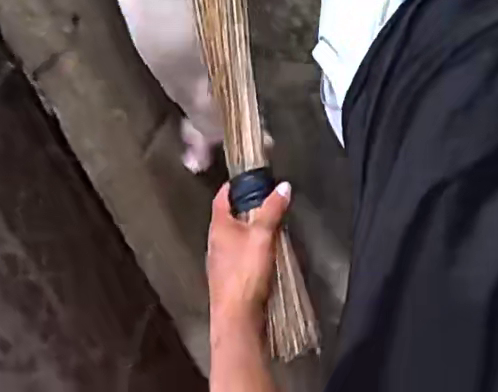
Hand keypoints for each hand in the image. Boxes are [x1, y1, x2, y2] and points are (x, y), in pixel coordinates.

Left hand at [207, 179, 291, 327]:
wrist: (236, 319)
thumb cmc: (245, 271)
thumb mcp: (263, 234)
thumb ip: (273, 209)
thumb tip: (284, 186)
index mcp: (218, 227)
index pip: (221, 197)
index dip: (232, 185)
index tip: (245, 178)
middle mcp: (214, 243)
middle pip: (227, 217)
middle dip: (243, 206)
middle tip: (262, 198)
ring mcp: (218, 263)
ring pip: (232, 237)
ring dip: (246, 228)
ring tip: (266, 223)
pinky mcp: (226, 280)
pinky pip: (236, 255)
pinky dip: (247, 247)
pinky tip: (261, 252)